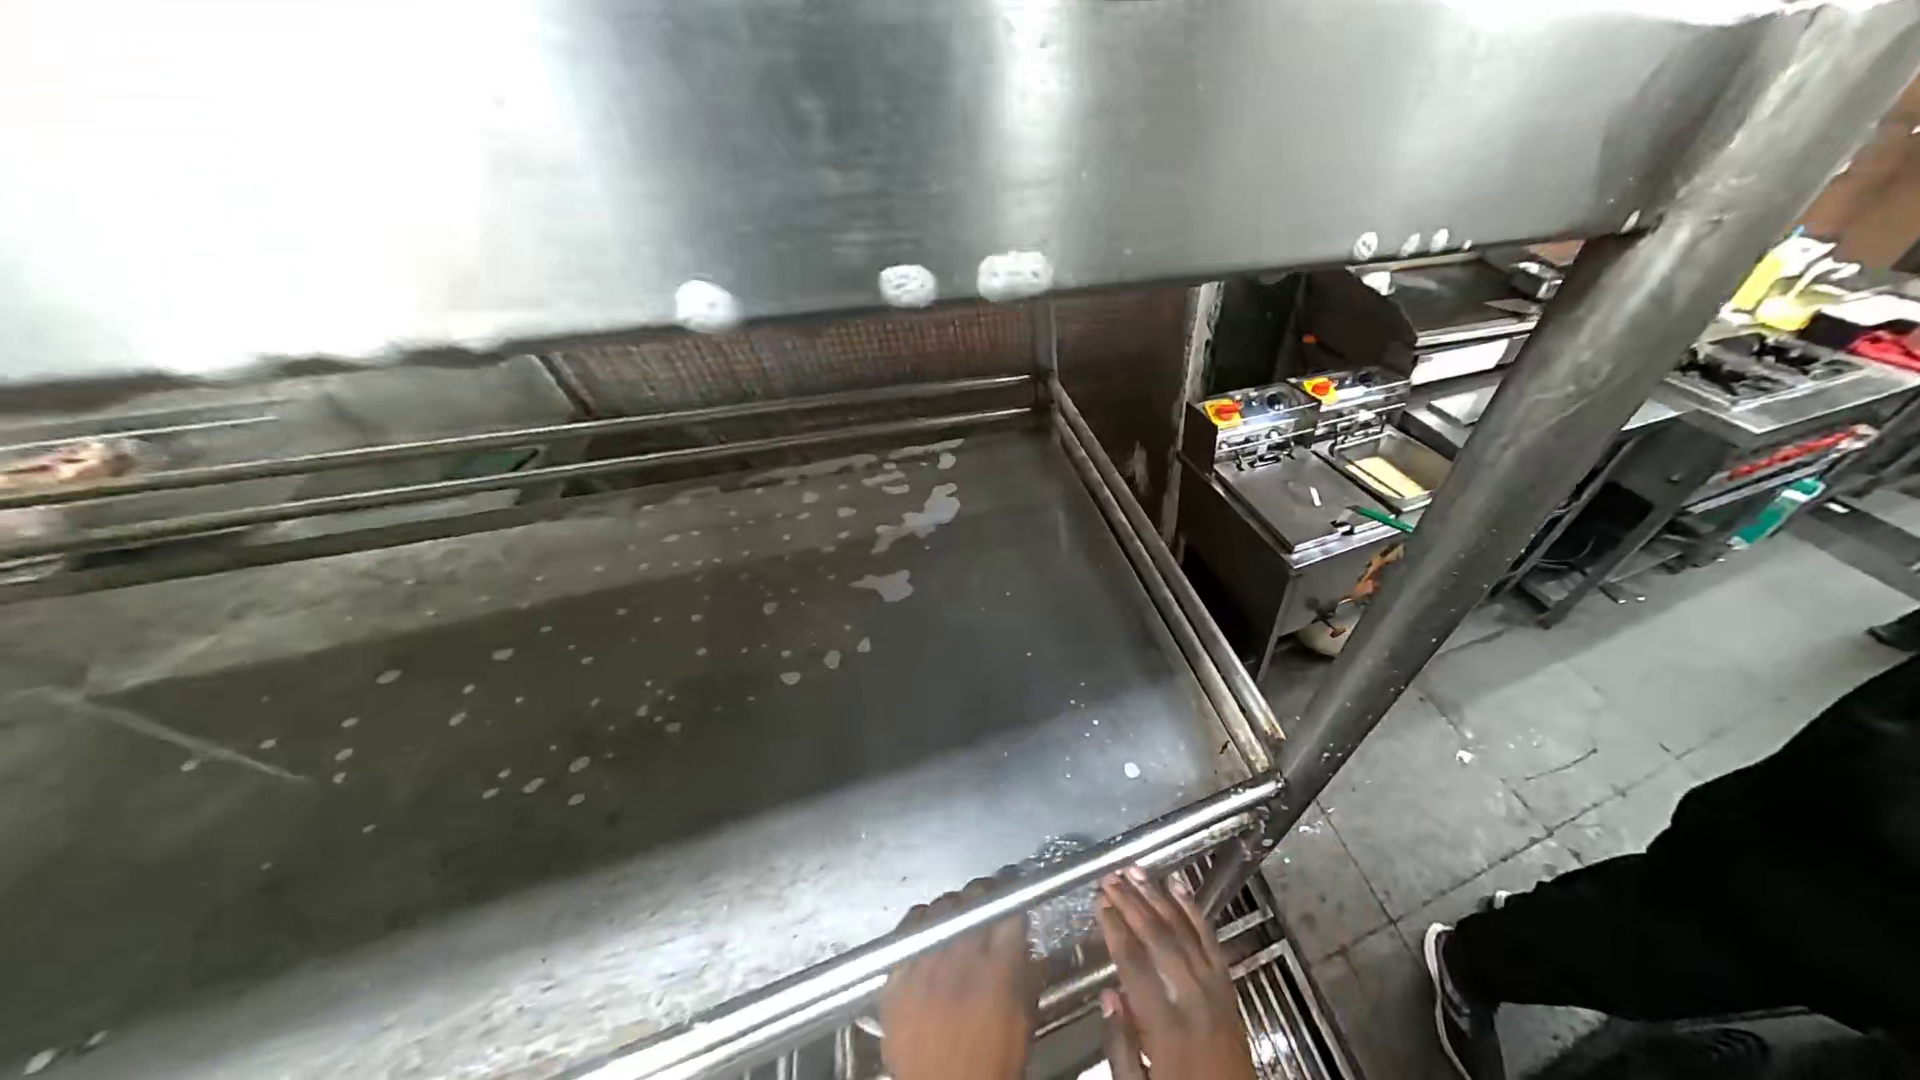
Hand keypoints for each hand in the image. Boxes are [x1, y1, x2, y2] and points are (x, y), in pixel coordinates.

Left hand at [880, 877, 1036, 1079]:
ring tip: (956, 917)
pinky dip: (919, 923)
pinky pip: (907, 928)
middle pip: (973, 899)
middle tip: (986, 906)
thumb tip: (1027, 943)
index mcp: (997, 968)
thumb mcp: (1023, 1021)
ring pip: (940, 907)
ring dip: (952, 907)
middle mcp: (959, 955)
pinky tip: (926, 930)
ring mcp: (924, 962)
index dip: (1013, 899)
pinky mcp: (896, 974)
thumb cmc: (990, 1065)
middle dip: (983, 897)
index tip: (1013, 898)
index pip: (1009, 910)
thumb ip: (1026, 975)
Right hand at [1097, 866, 1255, 1079]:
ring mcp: (1215, 990)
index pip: (1135, 964)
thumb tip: (1107, 994)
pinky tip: (1179, 886)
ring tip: (1136, 871)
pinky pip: (1211, 939)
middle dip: (1132, 903)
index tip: (1099, 902)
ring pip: (1184, 931)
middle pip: (1159, 939)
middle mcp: (1193, 1000)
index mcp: (1167, 1028)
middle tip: (1110, 878)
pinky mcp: (1228, 987)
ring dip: (1158, 897)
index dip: (1115, 928)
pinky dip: (1193, 910)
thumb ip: (1120, 1045)